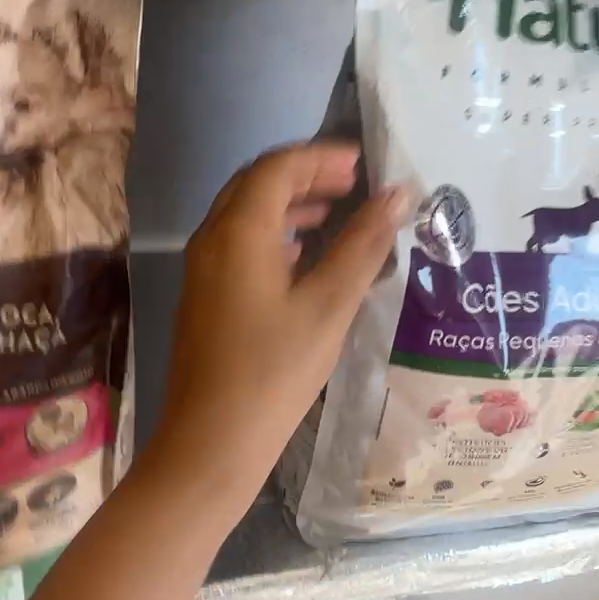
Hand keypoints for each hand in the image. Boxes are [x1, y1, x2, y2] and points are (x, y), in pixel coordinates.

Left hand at [143, 142, 407, 506]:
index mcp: (238, 232)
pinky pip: (240, 244)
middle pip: (257, 185)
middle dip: (305, 175)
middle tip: (353, 183)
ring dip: (290, 204)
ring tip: (338, 213)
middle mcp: (212, 239)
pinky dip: (275, 235)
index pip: (277, 168)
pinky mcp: (206, 296)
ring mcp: (203, 269)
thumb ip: (362, 245)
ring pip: (246, 215)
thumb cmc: (274, 371)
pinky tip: (306, 257)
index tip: (363, 162)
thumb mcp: (329, 305)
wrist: (211, 442)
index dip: (320, 157)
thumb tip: (396, 195)